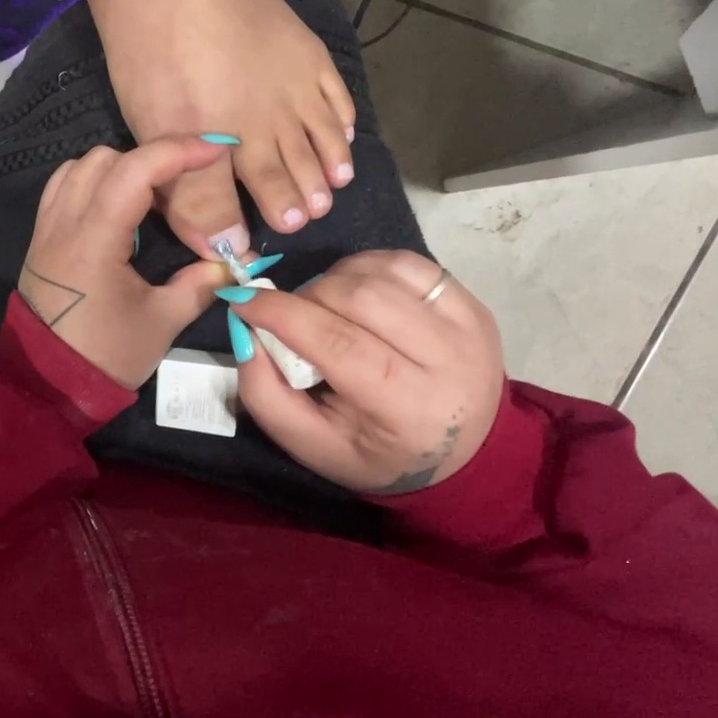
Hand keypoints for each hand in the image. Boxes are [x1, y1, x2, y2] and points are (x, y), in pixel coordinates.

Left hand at [20, 136, 231, 387]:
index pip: (134, 170)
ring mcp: (47, 227)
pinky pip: (63, 188)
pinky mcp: (40, 238)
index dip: (178, 151)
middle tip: (186, 188)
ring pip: (81, 167)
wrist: (46, 381)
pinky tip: (118, 207)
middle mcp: (63, 222)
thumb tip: (229, 260)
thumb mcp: (162, 322)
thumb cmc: (105, 353)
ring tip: (153, 198)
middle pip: (107, 159)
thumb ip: (200, 283)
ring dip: (120, 169)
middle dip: (152, 160)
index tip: (216, 149)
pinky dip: (92, 182)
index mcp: (93, 239)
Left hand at [91, 0, 356, 253]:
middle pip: (298, 157)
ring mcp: (292, 68)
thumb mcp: (165, 135)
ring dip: (328, 156)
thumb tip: (229, 249)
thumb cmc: (156, 55)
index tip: (289, 229)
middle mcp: (279, 108)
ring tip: (338, 180)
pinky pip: (332, 84)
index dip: (279, 208)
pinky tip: (344, 122)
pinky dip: (341, 110)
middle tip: (318, 212)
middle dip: (307, 188)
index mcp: (241, 136)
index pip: (268, 185)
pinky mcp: (293, 35)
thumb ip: (198, 195)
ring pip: (319, 125)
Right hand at [226, 251, 504, 494]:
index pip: (338, 343)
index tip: (242, 300)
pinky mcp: (475, 306)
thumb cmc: (370, 451)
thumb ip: (263, 390)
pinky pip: (409, 264)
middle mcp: (449, 363)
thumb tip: (245, 329)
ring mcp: (469, 328)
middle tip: (289, 312)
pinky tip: (354, 289)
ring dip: (335, 277)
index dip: (283, 314)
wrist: (458, 454)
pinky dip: (367, 266)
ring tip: (323, 303)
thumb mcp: (305, 441)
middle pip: (362, 298)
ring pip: (384, 273)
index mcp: (407, 408)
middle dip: (307, 295)